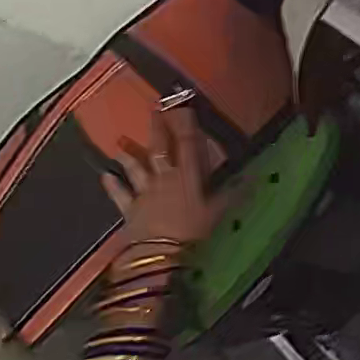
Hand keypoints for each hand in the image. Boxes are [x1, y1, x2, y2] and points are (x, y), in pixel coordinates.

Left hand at [100, 108, 230, 247]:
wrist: (159, 252)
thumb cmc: (192, 229)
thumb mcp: (217, 211)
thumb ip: (233, 193)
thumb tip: (255, 177)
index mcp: (187, 175)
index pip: (187, 144)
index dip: (186, 125)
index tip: (183, 108)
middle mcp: (164, 177)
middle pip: (159, 148)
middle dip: (157, 128)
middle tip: (153, 110)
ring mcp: (144, 191)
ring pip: (135, 168)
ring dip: (127, 155)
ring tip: (118, 143)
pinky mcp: (129, 208)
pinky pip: (119, 194)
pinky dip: (112, 184)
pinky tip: (104, 175)